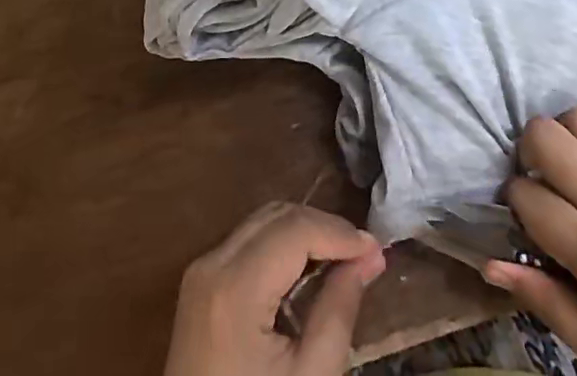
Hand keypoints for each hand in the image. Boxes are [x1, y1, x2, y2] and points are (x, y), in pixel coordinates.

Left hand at [165, 202, 387, 375]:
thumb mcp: (310, 375)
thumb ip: (339, 309)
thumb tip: (370, 256)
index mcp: (235, 288)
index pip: (296, 229)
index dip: (340, 232)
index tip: (376, 250)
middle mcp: (212, 263)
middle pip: (278, 216)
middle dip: (325, 227)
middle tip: (363, 255)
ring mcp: (201, 269)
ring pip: (263, 220)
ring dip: (305, 231)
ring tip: (341, 259)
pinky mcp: (200, 280)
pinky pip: (248, 239)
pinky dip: (282, 242)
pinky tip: (307, 267)